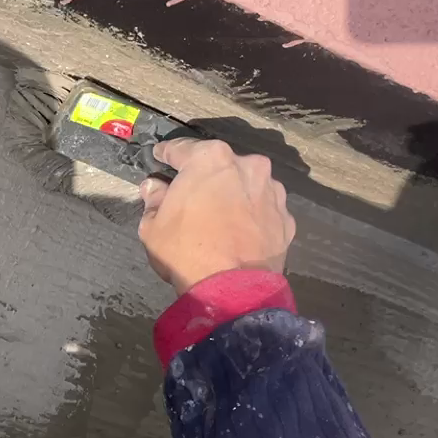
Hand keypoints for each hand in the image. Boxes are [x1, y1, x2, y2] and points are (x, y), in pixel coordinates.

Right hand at [136, 139, 295, 293]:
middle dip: (203, 177)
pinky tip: (237, 233)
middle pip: (219, 166)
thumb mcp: (152, 227)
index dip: (167, 153)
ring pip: (245, 185)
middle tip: (189, 194)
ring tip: (218, 217)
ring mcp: (272, 190)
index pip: (182, 148)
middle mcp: (247, 165)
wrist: (232, 288)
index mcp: (210, 160)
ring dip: (230, 195)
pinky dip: (248, 215)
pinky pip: (260, 209)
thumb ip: (153, 201)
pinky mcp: (285, 216)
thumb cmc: (185, 250)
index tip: (159, 156)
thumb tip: (154, 188)